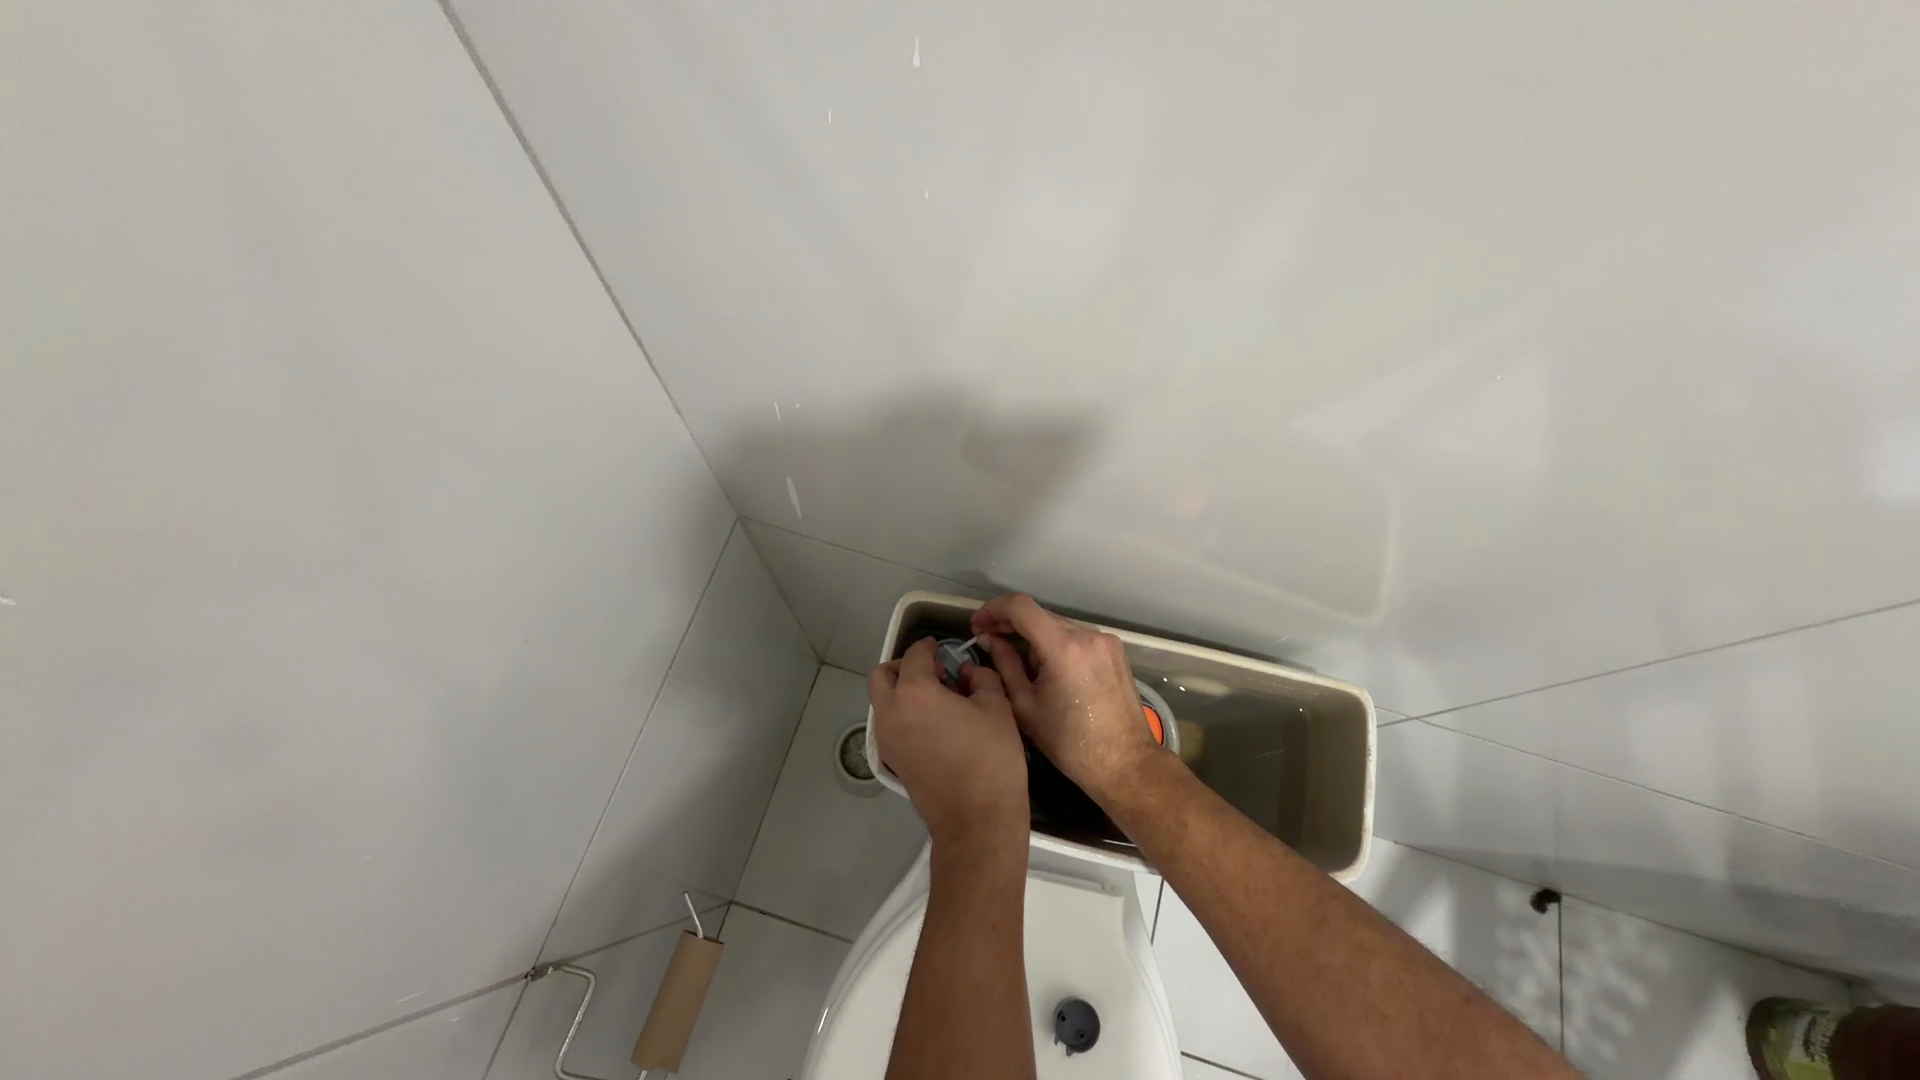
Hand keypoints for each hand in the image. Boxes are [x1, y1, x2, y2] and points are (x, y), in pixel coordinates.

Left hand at [869, 638, 1028, 844]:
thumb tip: (967, 672)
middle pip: (883, 675)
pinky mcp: (891, 761)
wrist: (976, 819)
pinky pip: (889, 725)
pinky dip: (903, 715)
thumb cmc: (990, 758)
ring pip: (882, 701)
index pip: (915, 655)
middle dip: (905, 667)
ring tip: (937, 701)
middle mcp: (890, 712)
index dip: (931, 648)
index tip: (945, 651)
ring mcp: (886, 739)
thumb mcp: (996, 707)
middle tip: (934, 674)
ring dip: (902, 692)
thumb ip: (980, 678)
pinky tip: (934, 725)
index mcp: (914, 692)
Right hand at [972, 594, 1161, 803]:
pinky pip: (1076, 636)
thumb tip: (988, 638)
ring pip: (1057, 624)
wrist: (1124, 761)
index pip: (1021, 607)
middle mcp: (1087, 635)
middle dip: (1010, 623)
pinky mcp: (1115, 650)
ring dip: (1033, 635)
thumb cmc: (1069, 742)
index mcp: (1063, 648)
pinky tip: (1048, 667)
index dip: (993, 609)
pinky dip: (1056, 643)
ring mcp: (1105, 641)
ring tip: (1019, 661)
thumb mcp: (1025, 706)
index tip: (978, 624)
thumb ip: (1004, 664)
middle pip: (1039, 614)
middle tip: (987, 639)